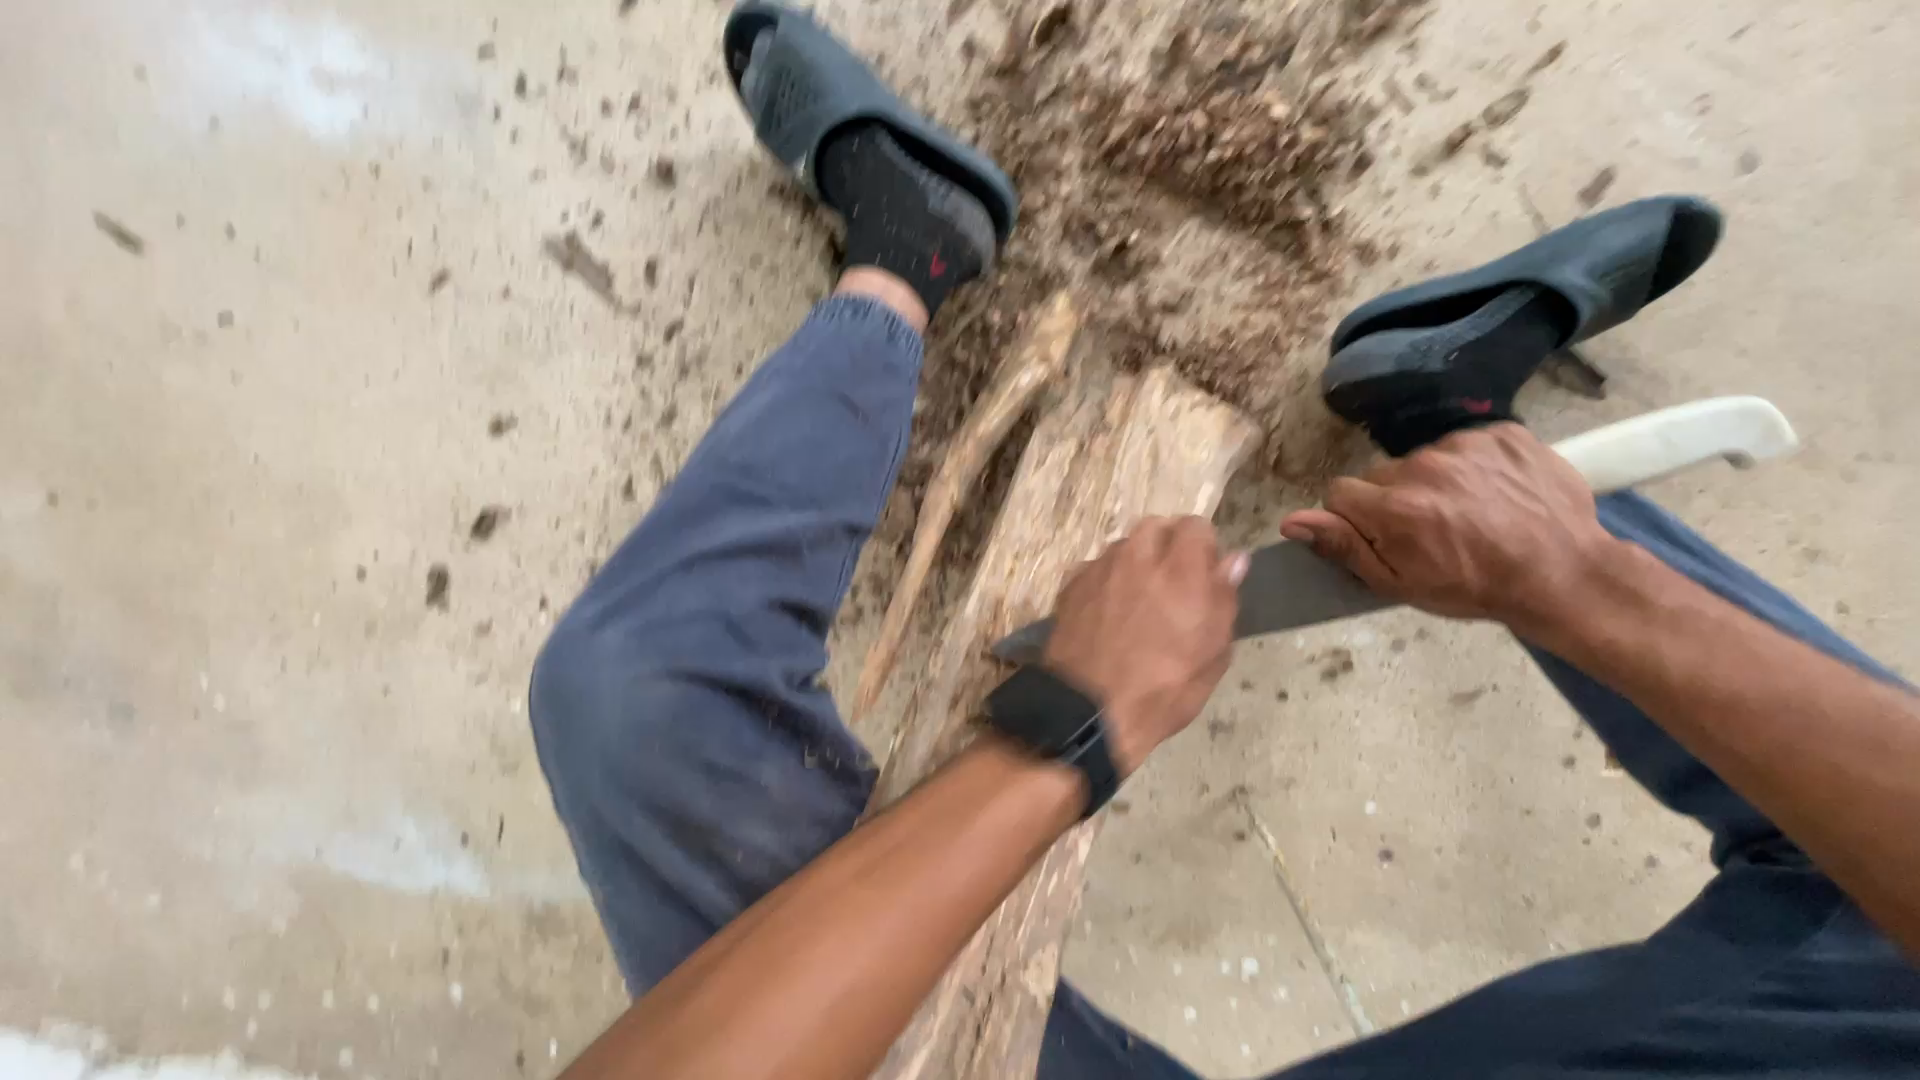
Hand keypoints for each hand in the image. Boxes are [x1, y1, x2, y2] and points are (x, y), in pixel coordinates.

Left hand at [1042, 517, 1247, 775]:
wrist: (1089, 710)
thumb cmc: (1164, 688)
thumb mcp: (1214, 654)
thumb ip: (1224, 598)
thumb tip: (1233, 561)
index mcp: (1181, 569)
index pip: (1196, 526)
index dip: (1204, 548)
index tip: (1205, 575)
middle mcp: (1138, 556)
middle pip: (1155, 527)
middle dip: (1167, 546)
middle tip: (1172, 584)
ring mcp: (1099, 568)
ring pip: (1122, 546)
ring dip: (1135, 561)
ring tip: (1138, 600)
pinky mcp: (1070, 584)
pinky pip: (1095, 567)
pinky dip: (1106, 580)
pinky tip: (1107, 612)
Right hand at [1279, 424, 1622, 630]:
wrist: (1564, 573)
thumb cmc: (1473, 587)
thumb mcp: (1397, 582)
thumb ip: (1342, 547)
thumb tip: (1290, 522)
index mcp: (1393, 506)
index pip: (1339, 493)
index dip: (1354, 518)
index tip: (1381, 537)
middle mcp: (1423, 465)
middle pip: (1381, 475)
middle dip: (1393, 499)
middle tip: (1429, 530)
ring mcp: (1466, 445)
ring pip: (1423, 458)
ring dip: (1434, 481)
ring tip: (1468, 512)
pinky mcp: (1503, 433)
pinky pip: (1467, 444)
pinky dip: (1474, 466)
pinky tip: (1495, 494)